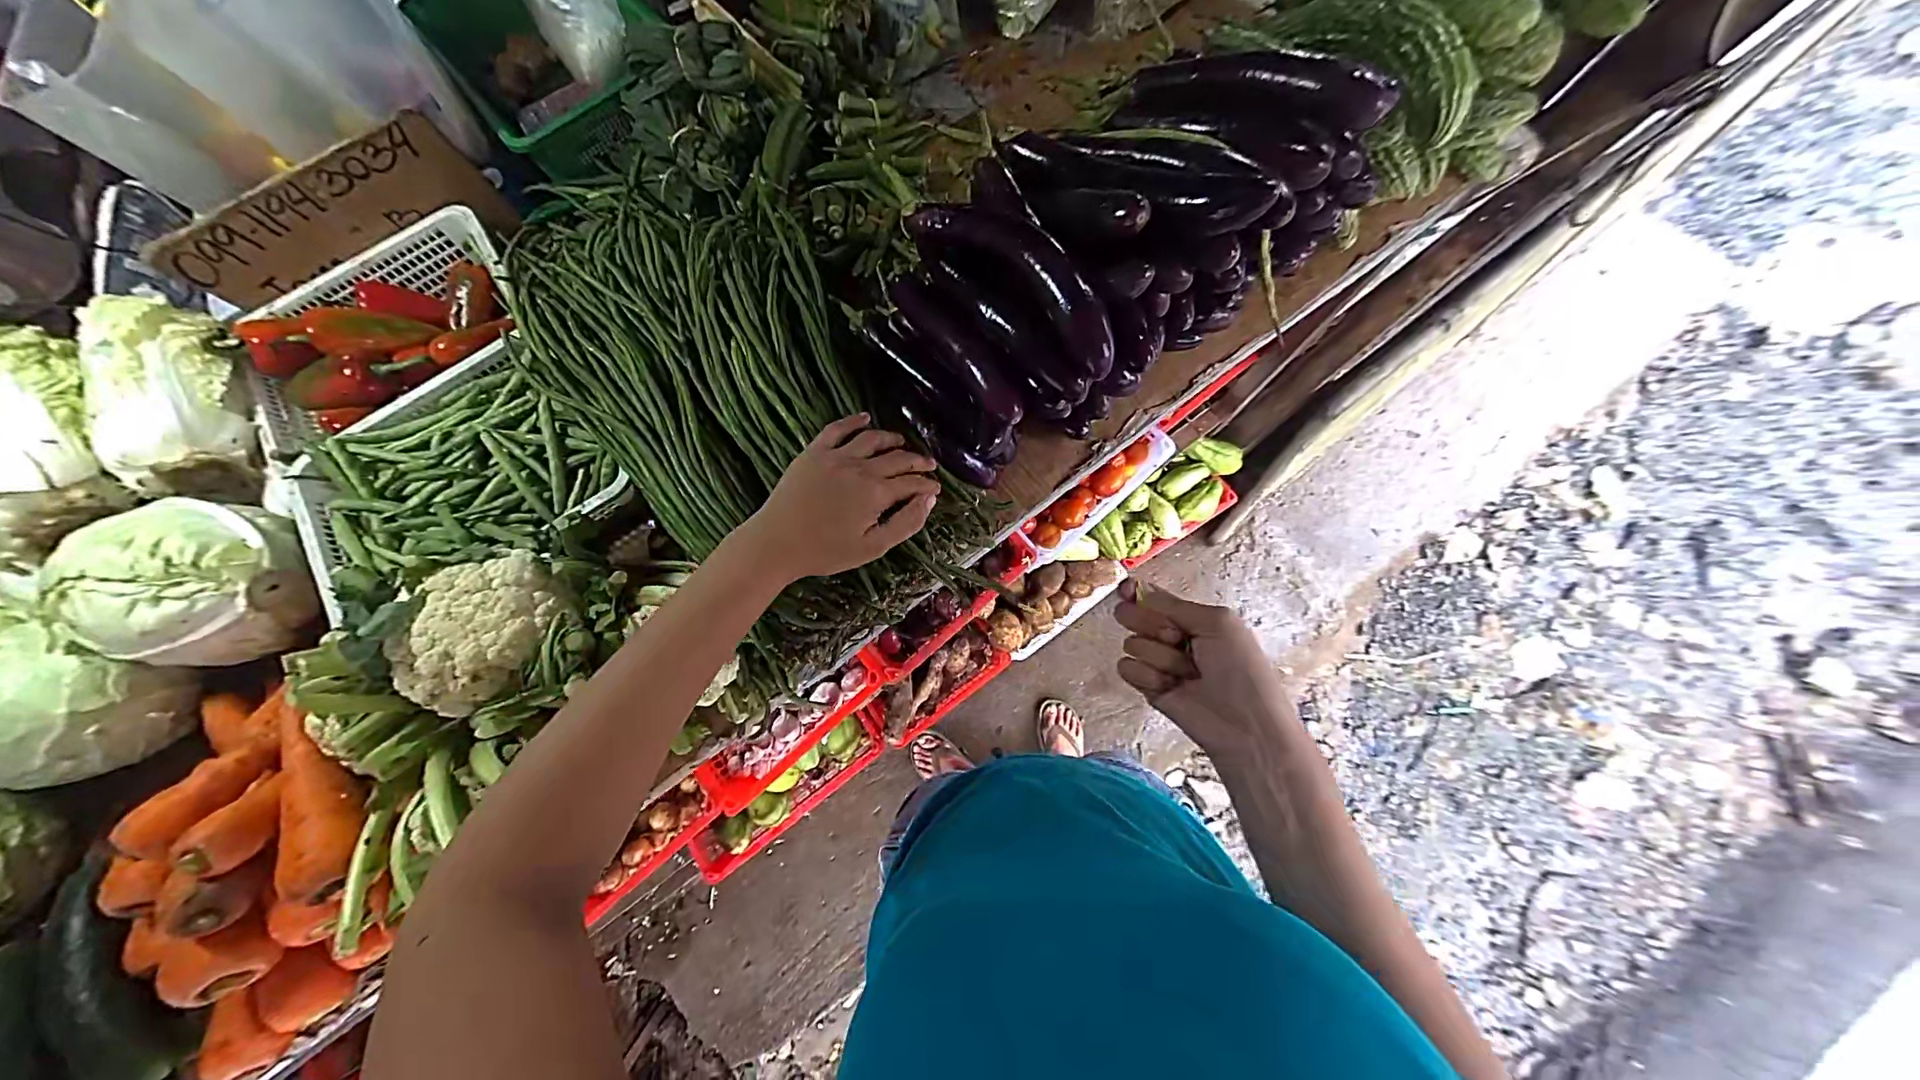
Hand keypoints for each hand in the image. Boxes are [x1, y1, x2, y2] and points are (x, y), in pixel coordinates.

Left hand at [741, 414, 939, 581]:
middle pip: (897, 458)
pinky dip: (854, 421)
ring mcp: (835, 456)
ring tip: (902, 443)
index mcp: (876, 493)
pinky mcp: (813, 452)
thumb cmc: (826, 552)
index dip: (927, 485)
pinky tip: (865, 418)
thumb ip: (906, 523)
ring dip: (892, 439)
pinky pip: (837, 429)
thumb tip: (929, 501)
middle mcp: (859, 468)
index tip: (936, 488)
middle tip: (929, 465)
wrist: (776, 543)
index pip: (911, 483)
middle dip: (917, 462)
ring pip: (872, 439)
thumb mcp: (873, 547)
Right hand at [1112, 580, 1295, 759]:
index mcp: (1192, 619)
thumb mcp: (1217, 622)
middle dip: (1150, 623)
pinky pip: (1127, 668)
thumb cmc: (1243, 672)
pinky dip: (1147, 675)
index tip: (1126, 590)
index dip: (1135, 592)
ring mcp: (1160, 663)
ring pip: (1132, 643)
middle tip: (1175, 637)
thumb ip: (1173, 604)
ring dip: (1159, 656)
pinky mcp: (1149, 687)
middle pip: (1134, 616)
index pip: (1152, 598)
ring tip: (1188, 672)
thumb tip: (1138, 588)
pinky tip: (1171, 686)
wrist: (1244, 724)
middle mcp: (1173, 638)